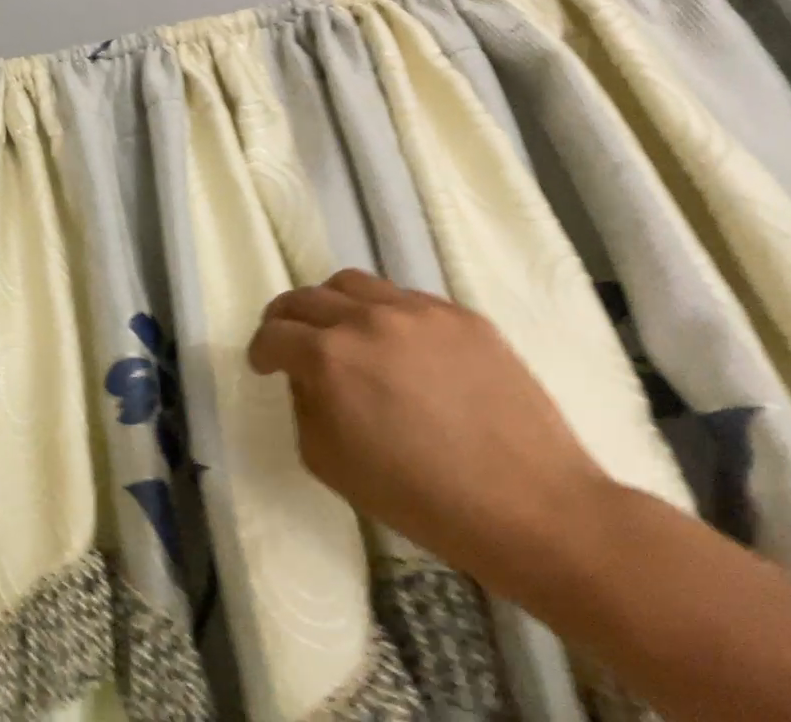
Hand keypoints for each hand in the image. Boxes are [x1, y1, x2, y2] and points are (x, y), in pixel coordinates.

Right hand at [249, 269, 611, 577]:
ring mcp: (421, 313)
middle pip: (307, 298)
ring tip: (340, 331)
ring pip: (354, 284)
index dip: (261, 352)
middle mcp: (368, 320)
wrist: (529, 506)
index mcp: (328, 357)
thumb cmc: (416, 496)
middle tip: (288, 342)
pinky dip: (383, 313)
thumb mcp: (326, 460)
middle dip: (286, 319)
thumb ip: (304, 405)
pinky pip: (406, 298)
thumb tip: (308, 378)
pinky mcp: (464, 318)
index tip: (264, 366)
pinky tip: (396, 346)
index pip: (274, 334)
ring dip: (332, 304)